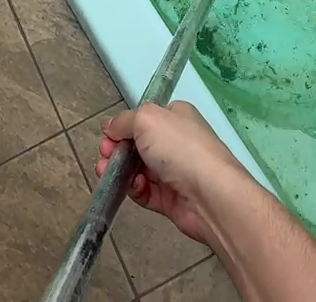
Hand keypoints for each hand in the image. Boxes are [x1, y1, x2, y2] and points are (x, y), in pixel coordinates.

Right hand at [95, 101, 250, 245]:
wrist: (210, 195)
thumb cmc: (181, 148)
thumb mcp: (146, 119)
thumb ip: (123, 121)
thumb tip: (110, 126)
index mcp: (175, 116)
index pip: (143, 118)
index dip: (123, 126)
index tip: (108, 135)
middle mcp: (175, 142)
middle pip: (137, 145)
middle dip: (116, 150)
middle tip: (105, 156)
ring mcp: (174, 171)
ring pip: (138, 170)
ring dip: (120, 171)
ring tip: (106, 173)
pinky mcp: (171, 199)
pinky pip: (145, 192)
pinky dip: (135, 189)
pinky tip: (134, 186)